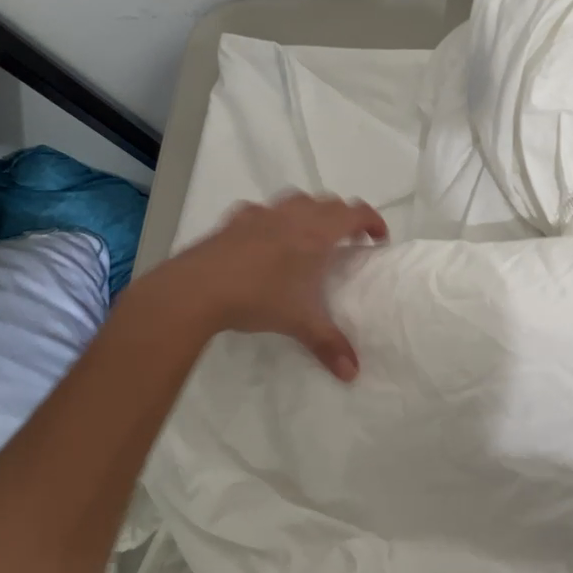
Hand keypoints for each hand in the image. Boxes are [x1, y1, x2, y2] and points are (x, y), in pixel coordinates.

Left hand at [142, 193, 387, 379]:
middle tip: (347, 241)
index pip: (356, 214)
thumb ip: (329, 344)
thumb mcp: (299, 323)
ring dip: (310, 211)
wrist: (195, 289)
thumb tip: (353, 373)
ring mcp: (262, 215)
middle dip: (344, 217)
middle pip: (329, 202)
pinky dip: (271, 218)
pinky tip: (264, 237)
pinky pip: (260, 211)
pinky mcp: (234, 221)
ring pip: (296, 199)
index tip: (378, 239)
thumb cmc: (257, 299)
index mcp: (318, 234)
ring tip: (308, 234)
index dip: (373, 222)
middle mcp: (294, 217)